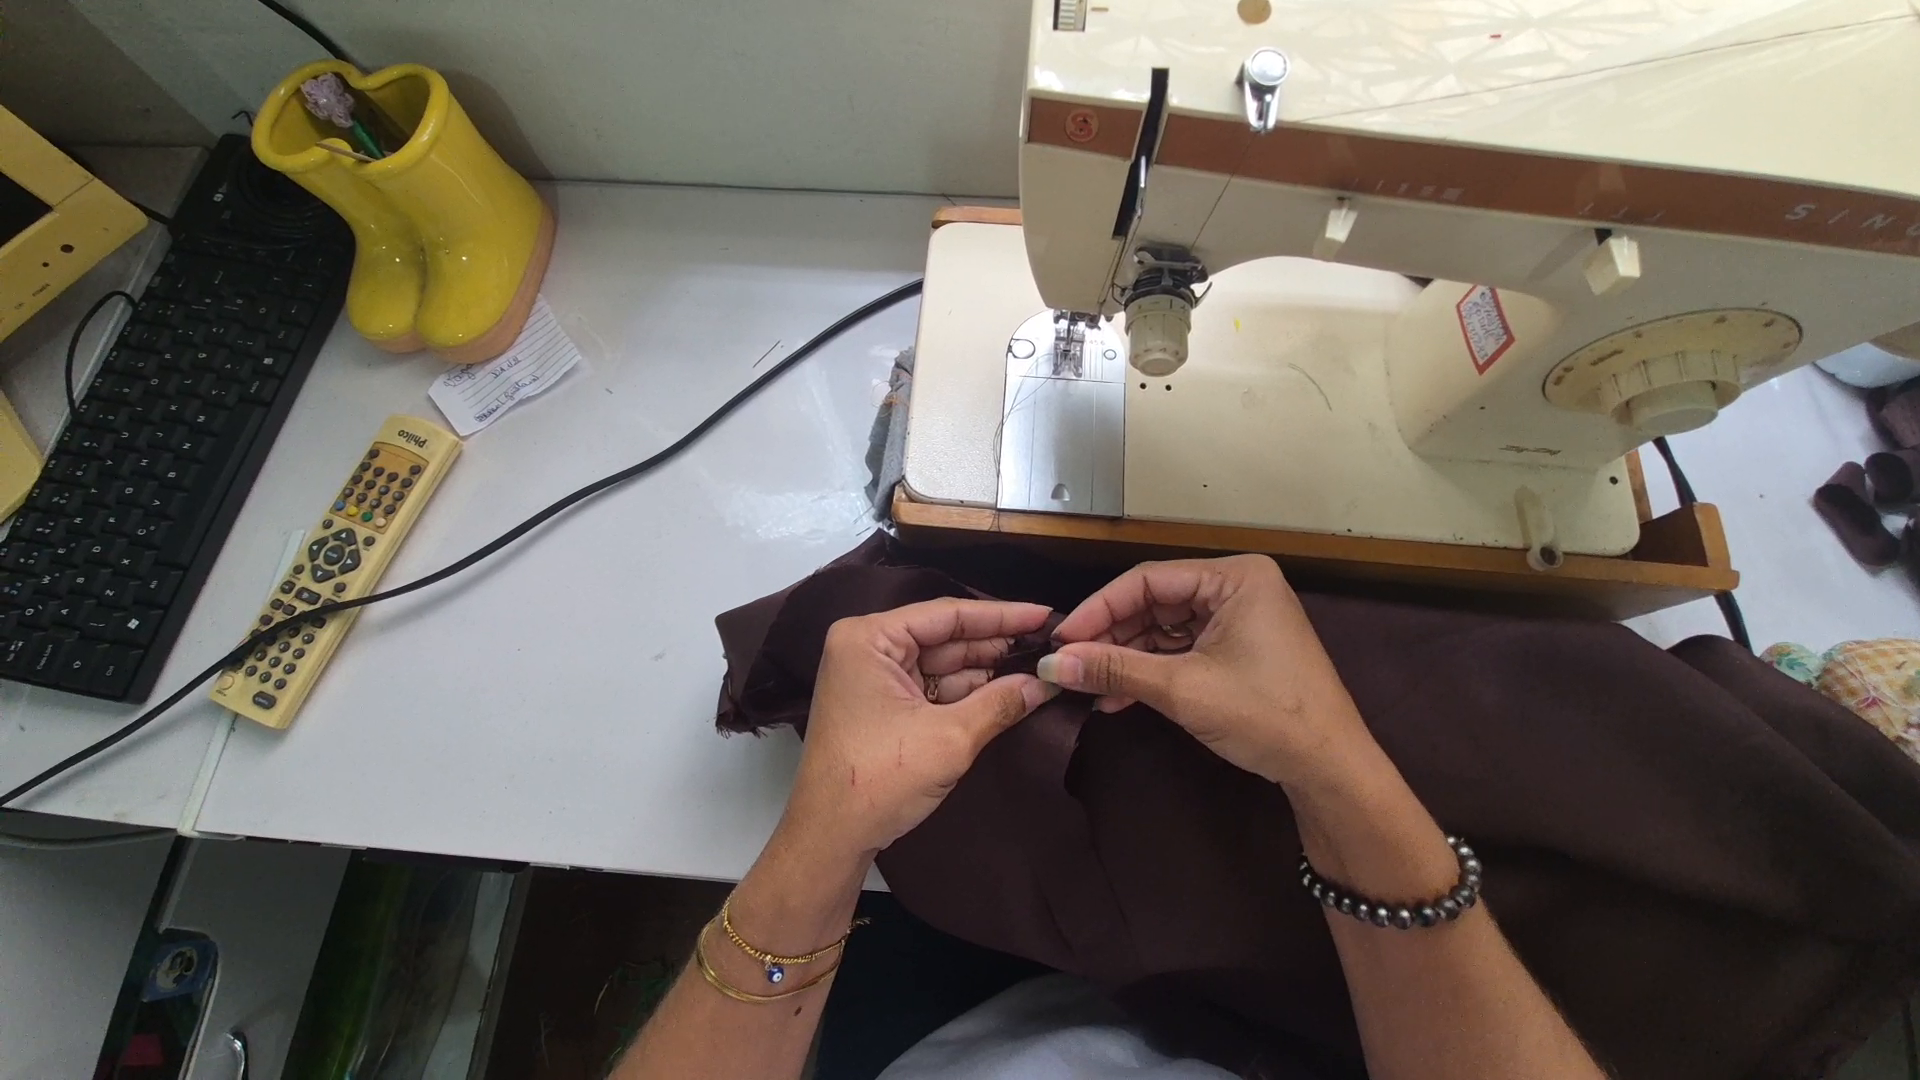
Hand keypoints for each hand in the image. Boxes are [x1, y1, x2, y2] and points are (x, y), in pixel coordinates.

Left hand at [782, 598, 1057, 858]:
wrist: (830, 839)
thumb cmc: (878, 780)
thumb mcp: (949, 739)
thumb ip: (1000, 703)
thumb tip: (1046, 683)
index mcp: (869, 638)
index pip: (946, 615)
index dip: (1001, 615)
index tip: (1043, 615)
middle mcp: (868, 648)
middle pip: (945, 637)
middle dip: (996, 644)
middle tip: (1049, 643)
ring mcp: (875, 677)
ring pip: (943, 663)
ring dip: (988, 670)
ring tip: (1040, 666)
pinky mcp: (883, 705)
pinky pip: (934, 688)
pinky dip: (969, 692)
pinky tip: (1009, 690)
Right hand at [1042, 555, 1374, 791]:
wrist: (1330, 771)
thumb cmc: (1265, 715)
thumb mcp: (1182, 689)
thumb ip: (1114, 669)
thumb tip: (1050, 664)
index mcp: (1234, 577)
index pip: (1147, 581)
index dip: (1098, 609)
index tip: (1062, 639)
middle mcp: (1236, 588)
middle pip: (1153, 603)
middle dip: (1111, 637)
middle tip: (1070, 664)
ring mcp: (1237, 619)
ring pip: (1163, 628)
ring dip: (1126, 658)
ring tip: (1089, 685)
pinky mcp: (1236, 649)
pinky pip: (1180, 649)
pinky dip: (1150, 671)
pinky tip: (1117, 696)